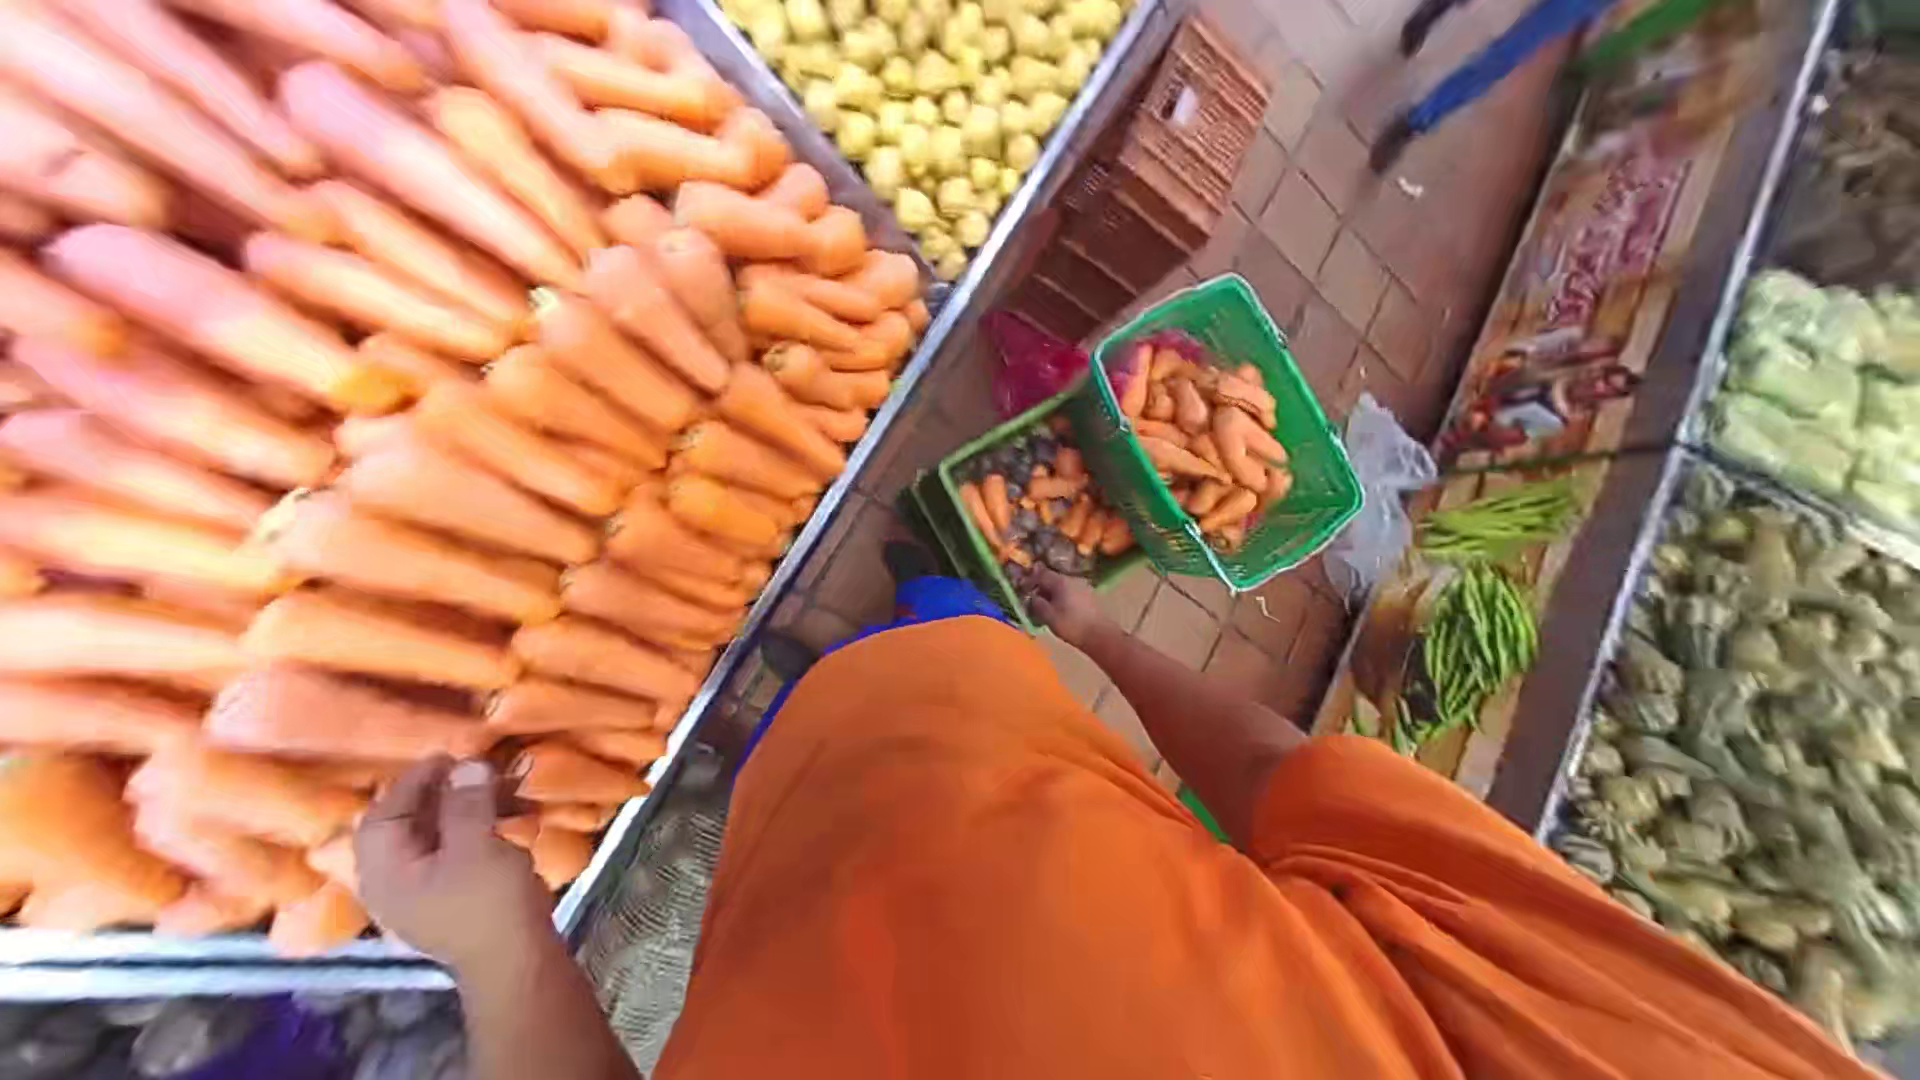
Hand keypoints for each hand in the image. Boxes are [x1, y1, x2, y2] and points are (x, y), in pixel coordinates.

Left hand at [354, 757, 552, 970]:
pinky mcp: (456, 890)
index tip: (448, 754)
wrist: (514, 955)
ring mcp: (426, 888)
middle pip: (409, 823)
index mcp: (386, 872)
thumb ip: (468, 803)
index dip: (412, 782)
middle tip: (477, 766)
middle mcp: (396, 880)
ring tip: (505, 787)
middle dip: (445, 791)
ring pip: (439, 833)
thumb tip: (468, 762)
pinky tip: (515, 815)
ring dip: (470, 805)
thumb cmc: (487, 901)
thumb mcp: (477, 846)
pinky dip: (484, 824)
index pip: (383, 817)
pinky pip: (461, 846)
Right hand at [1029, 568, 1107, 647]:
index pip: (1041, 574)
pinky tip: (1061, 611)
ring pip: (1062, 587)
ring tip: (1046, 608)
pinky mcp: (1090, 597)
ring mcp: (1083, 587)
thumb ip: (1037, 604)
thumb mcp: (1048, 616)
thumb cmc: (1072, 625)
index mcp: (1060, 581)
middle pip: (1052, 579)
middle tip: (1033, 600)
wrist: (1100, 635)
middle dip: (1041, 588)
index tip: (1023, 590)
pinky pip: (1071, 593)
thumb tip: (1032, 596)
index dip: (1030, 581)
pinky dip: (1063, 599)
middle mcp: (1072, 579)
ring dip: (1052, 594)